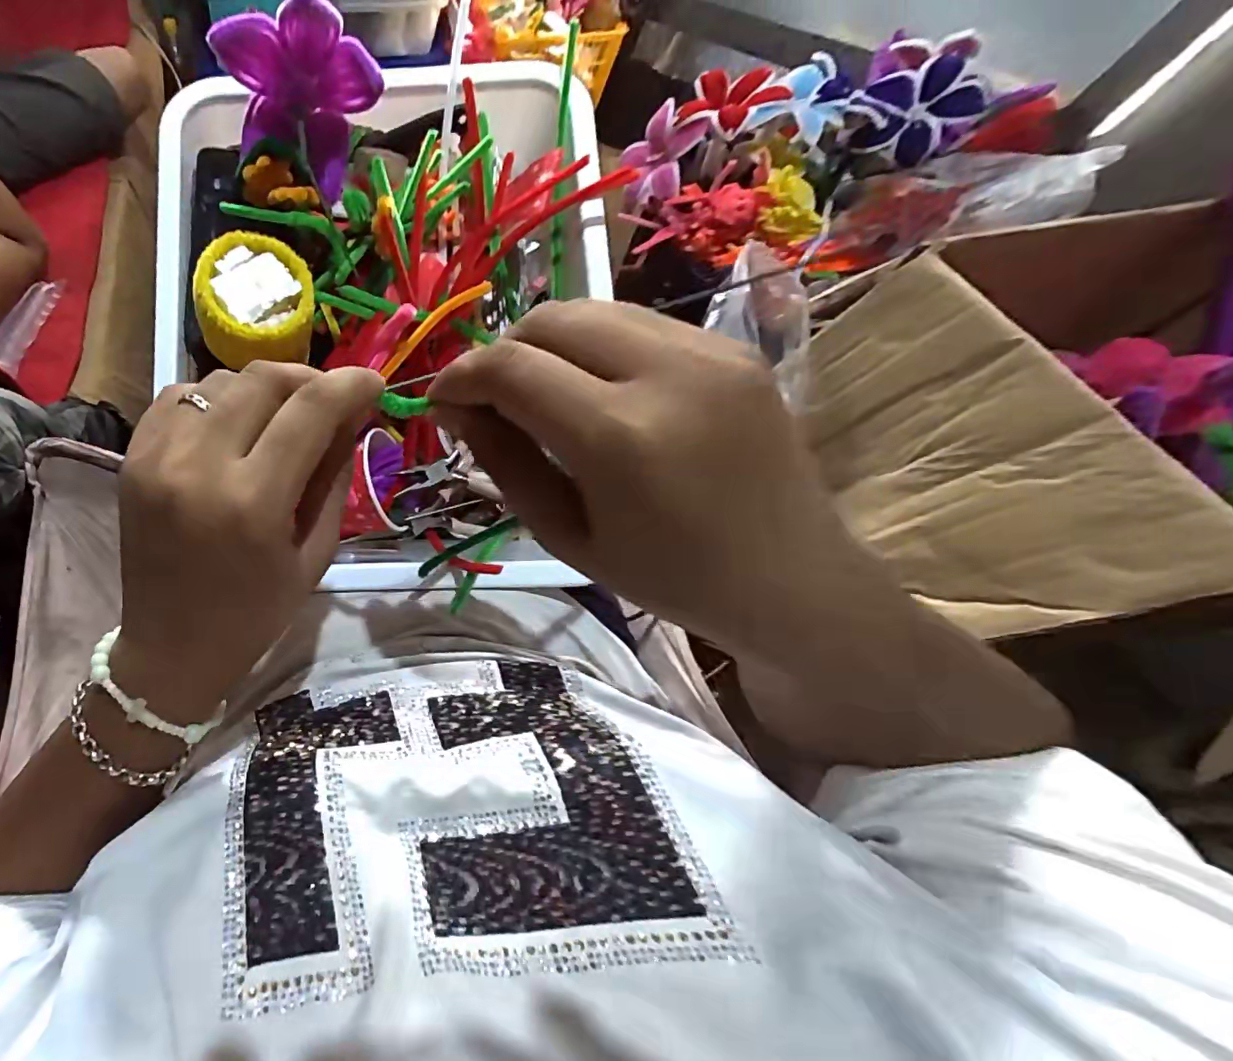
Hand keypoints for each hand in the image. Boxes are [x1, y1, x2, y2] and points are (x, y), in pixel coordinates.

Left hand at [112, 363, 383, 722]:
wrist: (170, 648)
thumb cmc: (254, 615)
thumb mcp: (314, 556)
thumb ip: (334, 478)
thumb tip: (349, 418)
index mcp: (253, 503)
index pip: (311, 410)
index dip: (351, 385)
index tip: (372, 384)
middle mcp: (199, 467)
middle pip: (264, 380)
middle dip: (309, 380)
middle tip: (329, 402)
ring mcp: (157, 457)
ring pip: (221, 381)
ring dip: (262, 390)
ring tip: (279, 419)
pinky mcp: (133, 457)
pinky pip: (180, 397)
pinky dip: (216, 400)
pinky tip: (232, 426)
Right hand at [431, 300, 862, 652]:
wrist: (790, 580)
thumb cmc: (668, 578)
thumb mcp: (567, 536)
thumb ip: (507, 463)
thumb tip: (458, 410)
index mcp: (619, 437)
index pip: (512, 367)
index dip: (461, 376)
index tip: (441, 402)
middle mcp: (667, 372)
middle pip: (550, 318)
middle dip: (501, 351)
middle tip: (490, 401)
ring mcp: (710, 350)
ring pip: (593, 309)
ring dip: (546, 343)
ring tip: (539, 394)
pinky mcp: (734, 347)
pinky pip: (637, 323)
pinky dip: (594, 346)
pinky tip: (595, 390)